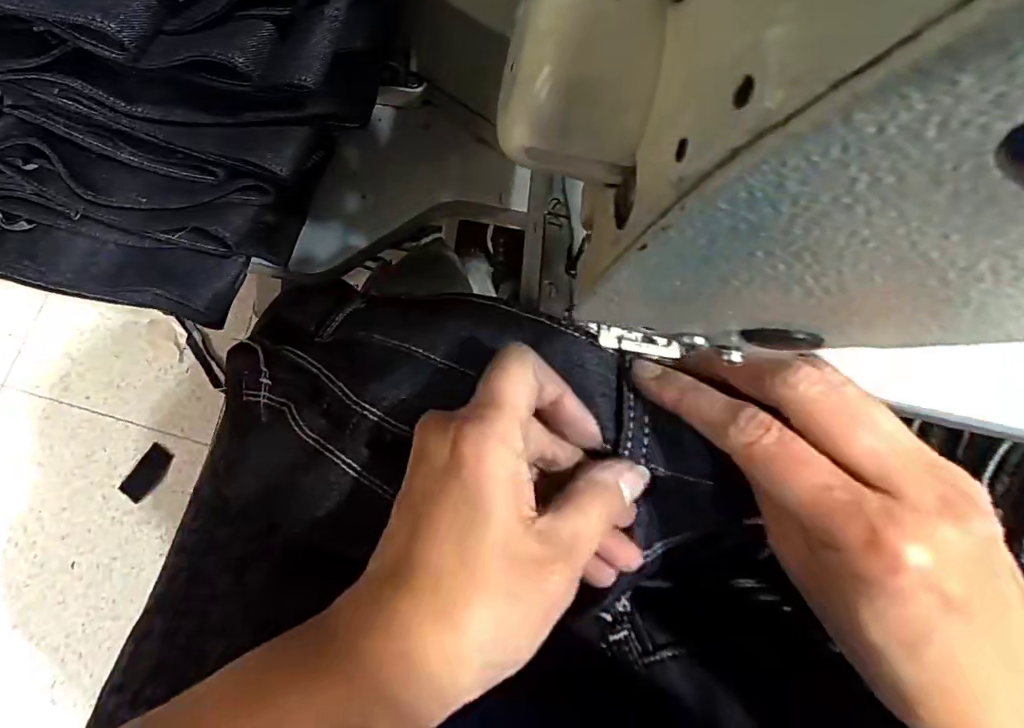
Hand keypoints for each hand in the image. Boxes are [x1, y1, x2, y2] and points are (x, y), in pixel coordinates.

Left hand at [321, 343, 650, 724]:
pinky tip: (579, 561)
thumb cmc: (483, 600)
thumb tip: (630, 471)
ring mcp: (439, 463)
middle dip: (581, 472)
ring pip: (515, 462)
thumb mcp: (557, 553)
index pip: (522, 366)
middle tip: (623, 522)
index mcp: (480, 430)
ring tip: (615, 556)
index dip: (565, 395)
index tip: (592, 446)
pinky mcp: (434, 494)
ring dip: (565, 502)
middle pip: (527, 424)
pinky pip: (491, 482)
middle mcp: (453, 432)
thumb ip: (599, 501)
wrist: (393, 656)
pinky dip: (530, 509)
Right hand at [633, 353, 1023, 727]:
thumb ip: (772, 496)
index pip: (763, 437)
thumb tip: (731, 434)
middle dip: (734, 362)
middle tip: (686, 359)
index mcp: (872, 535)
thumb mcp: (810, 580)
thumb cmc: (898, 662)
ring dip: (769, 364)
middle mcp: (916, 487)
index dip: (697, 397)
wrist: (1019, 706)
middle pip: (806, 387)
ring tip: (722, 364)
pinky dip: (809, 388)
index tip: (655, 377)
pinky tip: (780, 390)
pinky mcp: (953, 463)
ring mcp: (944, 468)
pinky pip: (866, 405)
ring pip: (839, 382)